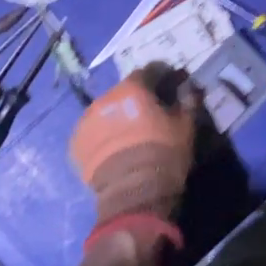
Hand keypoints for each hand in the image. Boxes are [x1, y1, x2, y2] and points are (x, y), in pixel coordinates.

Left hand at [69, 65, 198, 245]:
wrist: (133, 195)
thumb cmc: (164, 155)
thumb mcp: (186, 127)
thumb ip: (188, 101)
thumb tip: (189, 86)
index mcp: (133, 88)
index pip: (150, 70)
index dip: (164, 76)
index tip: (172, 86)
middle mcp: (105, 98)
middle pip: (125, 90)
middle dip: (138, 98)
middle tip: (151, 114)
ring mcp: (86, 120)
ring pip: (107, 111)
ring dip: (119, 116)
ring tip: (130, 135)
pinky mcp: (76, 143)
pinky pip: (93, 133)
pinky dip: (103, 136)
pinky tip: (114, 151)